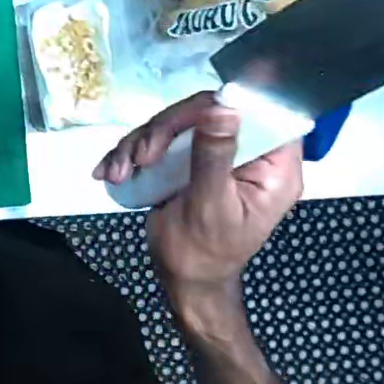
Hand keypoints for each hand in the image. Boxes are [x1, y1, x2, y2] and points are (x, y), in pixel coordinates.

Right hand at [96, 92, 302, 331]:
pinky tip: (111, 171)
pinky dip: (130, 153)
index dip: (225, 104)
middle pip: (207, 111)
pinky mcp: (186, 158)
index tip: (187, 117)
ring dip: (139, 143)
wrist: (183, 279)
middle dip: (166, 129)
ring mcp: (213, 153)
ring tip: (121, 171)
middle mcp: (246, 152)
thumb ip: (216, 156)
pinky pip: (157, 140)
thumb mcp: (210, 206)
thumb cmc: (205, 253)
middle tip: (143, 157)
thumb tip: (224, 108)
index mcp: (272, 165)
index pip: (257, 113)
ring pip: (175, 123)